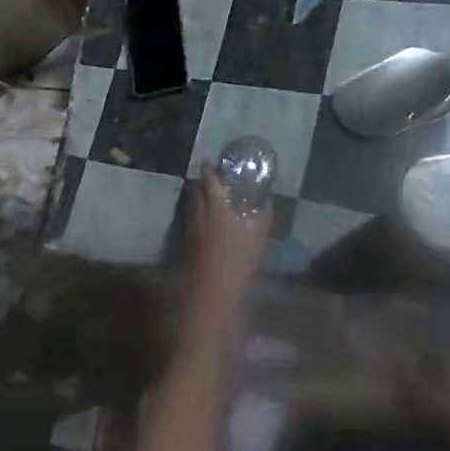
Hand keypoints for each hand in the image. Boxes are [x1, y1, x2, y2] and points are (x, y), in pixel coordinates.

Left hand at [184, 167, 270, 313]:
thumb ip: (264, 217)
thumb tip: (268, 202)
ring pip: (190, 205)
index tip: (209, 162)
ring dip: (197, 200)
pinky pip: (187, 220)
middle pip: (195, 190)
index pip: (208, 179)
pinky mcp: (181, 241)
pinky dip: (194, 217)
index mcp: (216, 205)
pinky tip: (202, 225)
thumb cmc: (238, 260)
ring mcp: (187, 226)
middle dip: (202, 184)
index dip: (208, 169)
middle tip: (211, 182)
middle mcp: (198, 211)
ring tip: (208, 202)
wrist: (211, 288)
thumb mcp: (258, 238)